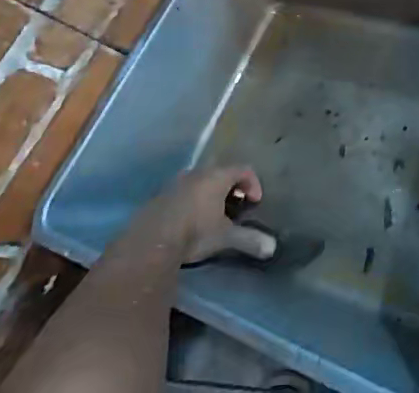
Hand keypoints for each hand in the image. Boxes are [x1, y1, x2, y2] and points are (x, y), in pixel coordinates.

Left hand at [138, 165, 276, 265]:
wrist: (146, 247)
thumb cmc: (194, 233)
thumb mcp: (225, 237)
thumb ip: (249, 240)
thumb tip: (272, 248)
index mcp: (217, 176)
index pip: (244, 169)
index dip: (253, 183)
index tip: (254, 202)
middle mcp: (196, 174)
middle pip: (220, 172)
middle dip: (229, 187)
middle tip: (233, 205)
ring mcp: (173, 185)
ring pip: (197, 182)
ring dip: (206, 194)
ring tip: (209, 215)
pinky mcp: (155, 200)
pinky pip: (178, 194)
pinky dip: (187, 203)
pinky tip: (185, 223)